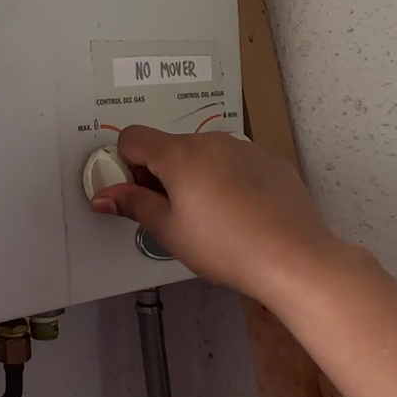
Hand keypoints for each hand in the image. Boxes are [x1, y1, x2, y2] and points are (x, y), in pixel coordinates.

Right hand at [91, 126, 343, 302]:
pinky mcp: (273, 162)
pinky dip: (229, 181)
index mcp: (179, 154)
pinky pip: (237, 163)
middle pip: (170, 146)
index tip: (141, 196)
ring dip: (196, 176)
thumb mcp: (169, 230)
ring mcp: (246, 148)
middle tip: (175, 215)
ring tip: (214, 219)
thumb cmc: (223, 246)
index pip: (133, 137)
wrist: (295, 259)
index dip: (127, 164)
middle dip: (163, 174)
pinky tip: (243, 215)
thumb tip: (101, 195)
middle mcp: (211, 140)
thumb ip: (133, 205)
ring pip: (205, 154)